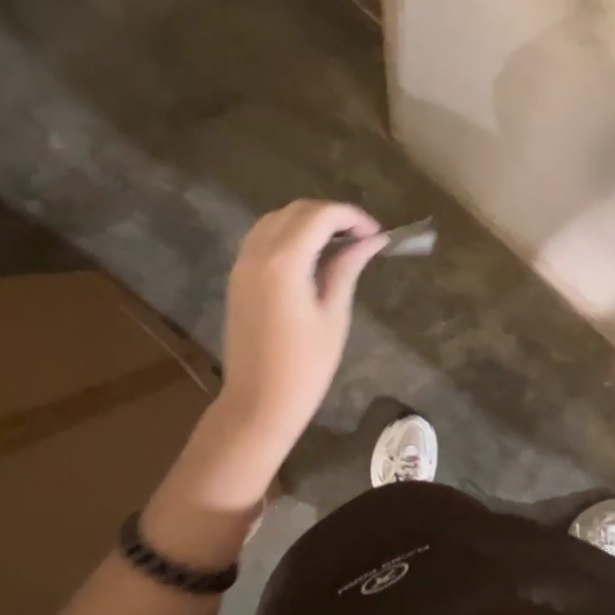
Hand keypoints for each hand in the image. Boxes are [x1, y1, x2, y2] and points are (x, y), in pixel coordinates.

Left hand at [220, 200, 386, 438]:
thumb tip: (372, 240)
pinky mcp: (237, 278)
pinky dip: (288, 234)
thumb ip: (348, 267)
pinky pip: (262, 238)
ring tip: (339, 243)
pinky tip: (310, 255)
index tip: (377, 235)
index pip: (321, 216)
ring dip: (308, 221)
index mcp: (284, 262)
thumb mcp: (334, 315)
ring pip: (276, 219)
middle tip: (361, 238)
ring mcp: (242, 264)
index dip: (352, 217)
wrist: (257, 404)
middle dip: (332, 215)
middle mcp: (258, 253)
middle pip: (297, 211)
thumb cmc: (305, 367)